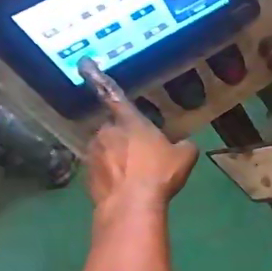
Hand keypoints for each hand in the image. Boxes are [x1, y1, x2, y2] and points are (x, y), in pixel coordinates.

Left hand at [80, 59, 196, 211]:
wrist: (131, 206)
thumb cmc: (159, 173)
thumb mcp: (185, 155)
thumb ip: (183, 144)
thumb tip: (182, 145)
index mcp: (130, 122)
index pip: (115, 97)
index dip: (100, 79)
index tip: (86, 64)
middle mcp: (106, 133)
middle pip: (112, 128)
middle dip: (122, 135)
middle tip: (140, 150)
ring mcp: (92, 155)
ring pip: (104, 149)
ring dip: (115, 155)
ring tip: (134, 172)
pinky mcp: (85, 177)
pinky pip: (100, 169)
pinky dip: (111, 174)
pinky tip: (127, 186)